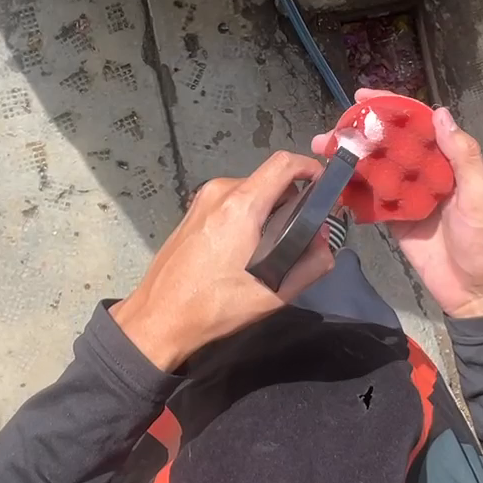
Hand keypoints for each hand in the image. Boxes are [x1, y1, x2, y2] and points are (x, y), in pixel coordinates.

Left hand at [112, 151, 335, 371]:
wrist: (158, 318)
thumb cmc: (214, 306)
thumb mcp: (274, 295)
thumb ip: (311, 265)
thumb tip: (325, 242)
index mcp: (241, 205)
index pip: (284, 164)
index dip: (311, 168)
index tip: (324, 187)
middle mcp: (220, 192)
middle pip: (270, 180)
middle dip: (293, 201)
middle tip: (302, 234)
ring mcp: (203, 199)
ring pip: (251, 191)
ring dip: (269, 211)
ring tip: (272, 248)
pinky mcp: (193, 211)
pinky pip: (232, 201)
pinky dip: (248, 216)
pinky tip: (245, 250)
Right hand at [314, 90, 482, 318]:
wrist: (478, 293)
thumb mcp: (479, 195)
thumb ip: (463, 156)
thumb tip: (440, 114)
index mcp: (446, 161)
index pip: (416, 125)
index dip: (391, 107)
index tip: (363, 97)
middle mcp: (424, 173)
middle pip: (388, 144)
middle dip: (360, 133)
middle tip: (332, 130)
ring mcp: (406, 197)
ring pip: (374, 169)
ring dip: (349, 158)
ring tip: (322, 149)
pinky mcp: (393, 221)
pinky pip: (369, 200)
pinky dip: (351, 190)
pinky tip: (330, 181)